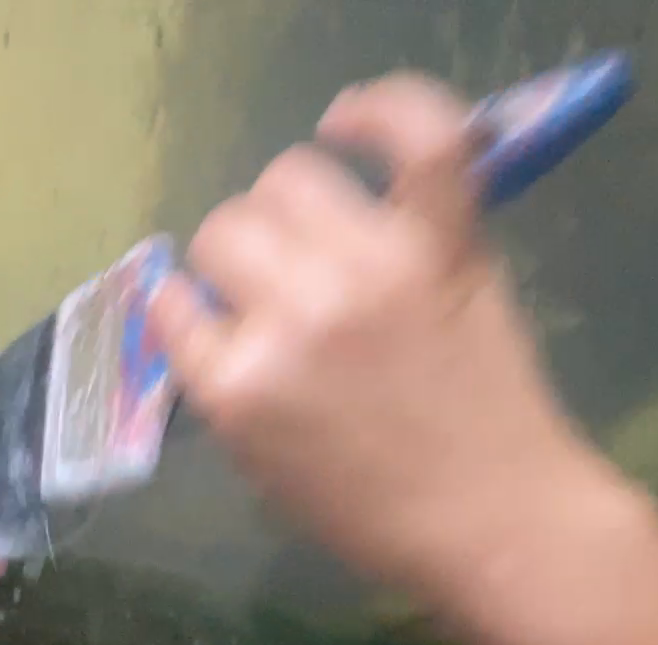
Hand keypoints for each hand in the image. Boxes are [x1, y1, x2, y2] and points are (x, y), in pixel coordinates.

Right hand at [148, 73, 619, 594]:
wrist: (488, 518)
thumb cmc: (359, 512)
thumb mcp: (253, 463)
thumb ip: (217, 385)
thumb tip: (201, 316)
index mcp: (234, 387)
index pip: (169, 305)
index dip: (178, 305)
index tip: (197, 313)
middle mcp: (290, 317)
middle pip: (222, 232)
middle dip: (224, 257)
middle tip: (256, 282)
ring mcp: (370, 270)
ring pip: (287, 179)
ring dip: (278, 204)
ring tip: (301, 229)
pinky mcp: (445, 245)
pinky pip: (419, 139)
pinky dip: (381, 112)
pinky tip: (345, 120)